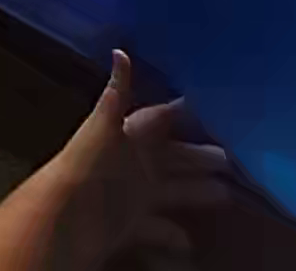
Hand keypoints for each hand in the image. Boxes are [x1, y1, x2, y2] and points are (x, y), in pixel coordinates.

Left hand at [37, 50, 235, 267]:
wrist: (64, 216)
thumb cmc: (88, 164)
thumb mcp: (104, 124)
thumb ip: (117, 92)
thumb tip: (119, 50)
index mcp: (128, 134)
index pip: (159, 118)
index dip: (180, 112)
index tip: (209, 106)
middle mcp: (131, 160)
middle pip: (171, 156)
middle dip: (197, 155)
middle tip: (231, 157)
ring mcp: (130, 193)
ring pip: (169, 190)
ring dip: (194, 191)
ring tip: (227, 194)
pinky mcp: (128, 225)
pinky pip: (156, 229)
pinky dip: (172, 236)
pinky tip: (191, 244)